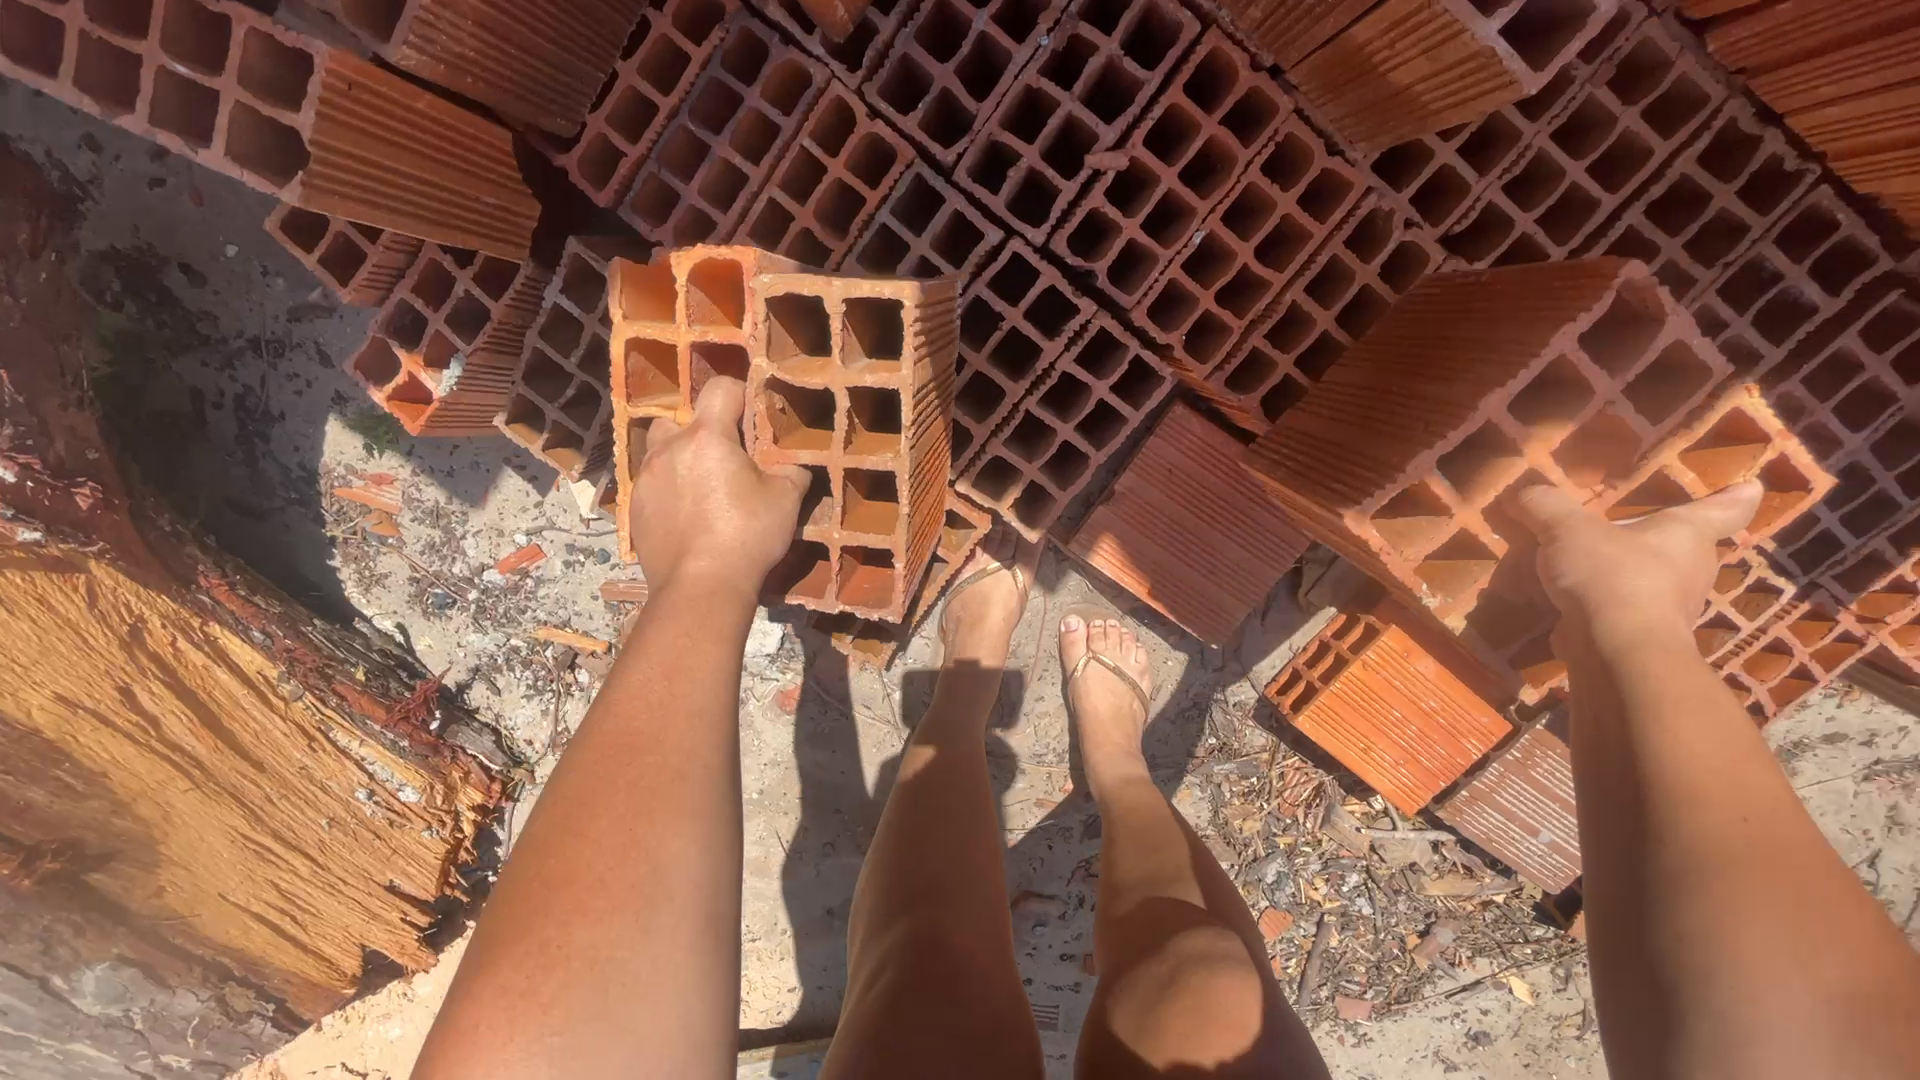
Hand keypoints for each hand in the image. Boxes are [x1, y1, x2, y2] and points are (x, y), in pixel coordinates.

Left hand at [631, 377, 807, 600]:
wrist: (700, 587)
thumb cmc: (747, 537)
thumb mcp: (786, 501)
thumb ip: (791, 473)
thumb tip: (795, 467)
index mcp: (708, 438)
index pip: (720, 389)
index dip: (740, 394)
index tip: (753, 414)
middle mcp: (670, 449)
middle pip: (679, 418)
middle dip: (701, 430)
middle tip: (725, 456)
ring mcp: (646, 479)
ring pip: (659, 450)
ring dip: (679, 457)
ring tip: (701, 483)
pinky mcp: (635, 509)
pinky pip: (652, 485)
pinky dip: (668, 490)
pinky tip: (687, 515)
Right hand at [1511, 479, 1763, 640]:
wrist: (1616, 648)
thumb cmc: (1612, 575)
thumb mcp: (1566, 529)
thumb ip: (1544, 506)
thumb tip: (1522, 491)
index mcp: (1687, 534)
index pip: (1725, 509)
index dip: (1737, 496)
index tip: (1750, 486)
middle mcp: (1691, 569)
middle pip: (1684, 547)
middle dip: (1660, 539)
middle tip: (1632, 527)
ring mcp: (1670, 606)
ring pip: (1651, 581)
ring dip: (1625, 574)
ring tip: (1583, 566)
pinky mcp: (1642, 634)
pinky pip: (1620, 610)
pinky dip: (1599, 604)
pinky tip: (1567, 601)